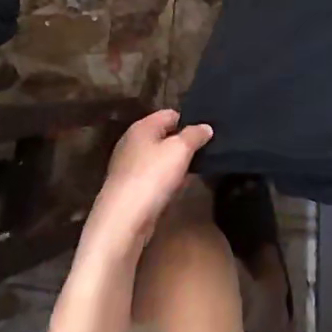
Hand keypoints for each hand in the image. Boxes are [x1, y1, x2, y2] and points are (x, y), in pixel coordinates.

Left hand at [79, 109, 211, 262]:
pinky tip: (177, 188)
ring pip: (159, 157)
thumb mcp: (179, 150)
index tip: (208, 133)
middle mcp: (132, 141)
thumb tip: (205, 126)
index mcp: (142, 127)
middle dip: (183, 142)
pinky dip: (166, 179)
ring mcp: (129, 165)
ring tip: (197, 170)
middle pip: (163, 135)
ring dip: (176, 163)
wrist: (124, 217)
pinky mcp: (129, 186)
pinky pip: (153, 176)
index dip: (189, 121)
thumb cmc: (152, 176)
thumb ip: (194, 135)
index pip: (170, 114)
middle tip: (207, 151)